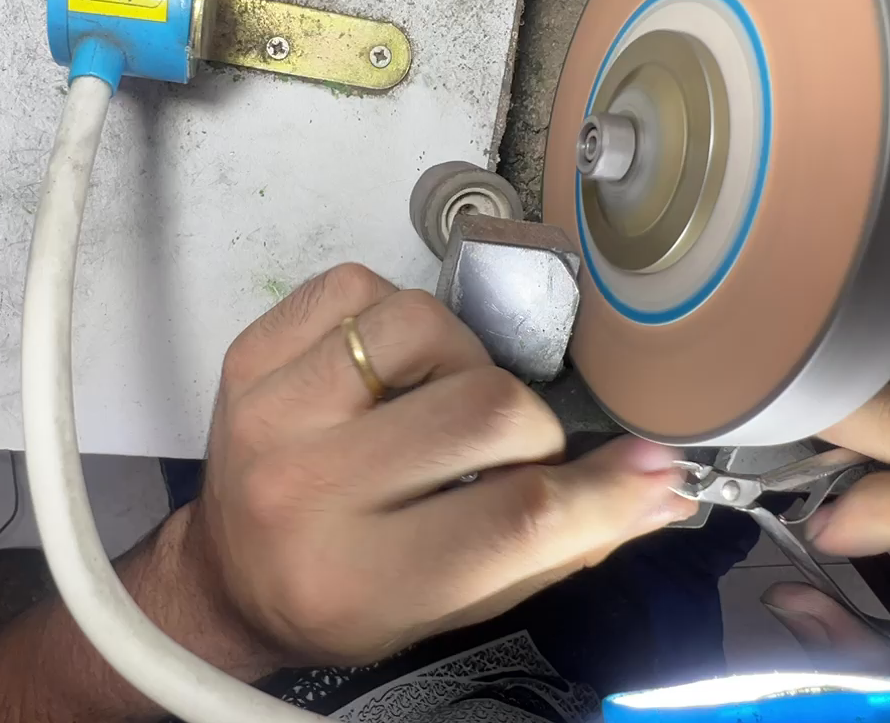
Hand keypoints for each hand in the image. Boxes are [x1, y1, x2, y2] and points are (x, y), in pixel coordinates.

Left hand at [175, 263, 696, 667]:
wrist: (230, 567)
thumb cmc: (347, 593)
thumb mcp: (452, 605)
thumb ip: (557, 545)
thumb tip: (658, 484)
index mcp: (356, 580)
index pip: (511, 521)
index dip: (601, 491)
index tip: (651, 469)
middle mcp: (304, 490)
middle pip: (481, 410)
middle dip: (527, 426)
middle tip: (509, 446)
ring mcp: (270, 408)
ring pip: (426, 326)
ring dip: (464, 360)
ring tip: (445, 397)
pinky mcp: (251, 352)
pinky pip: (359, 285)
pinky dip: (398, 314)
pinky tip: (390, 361)